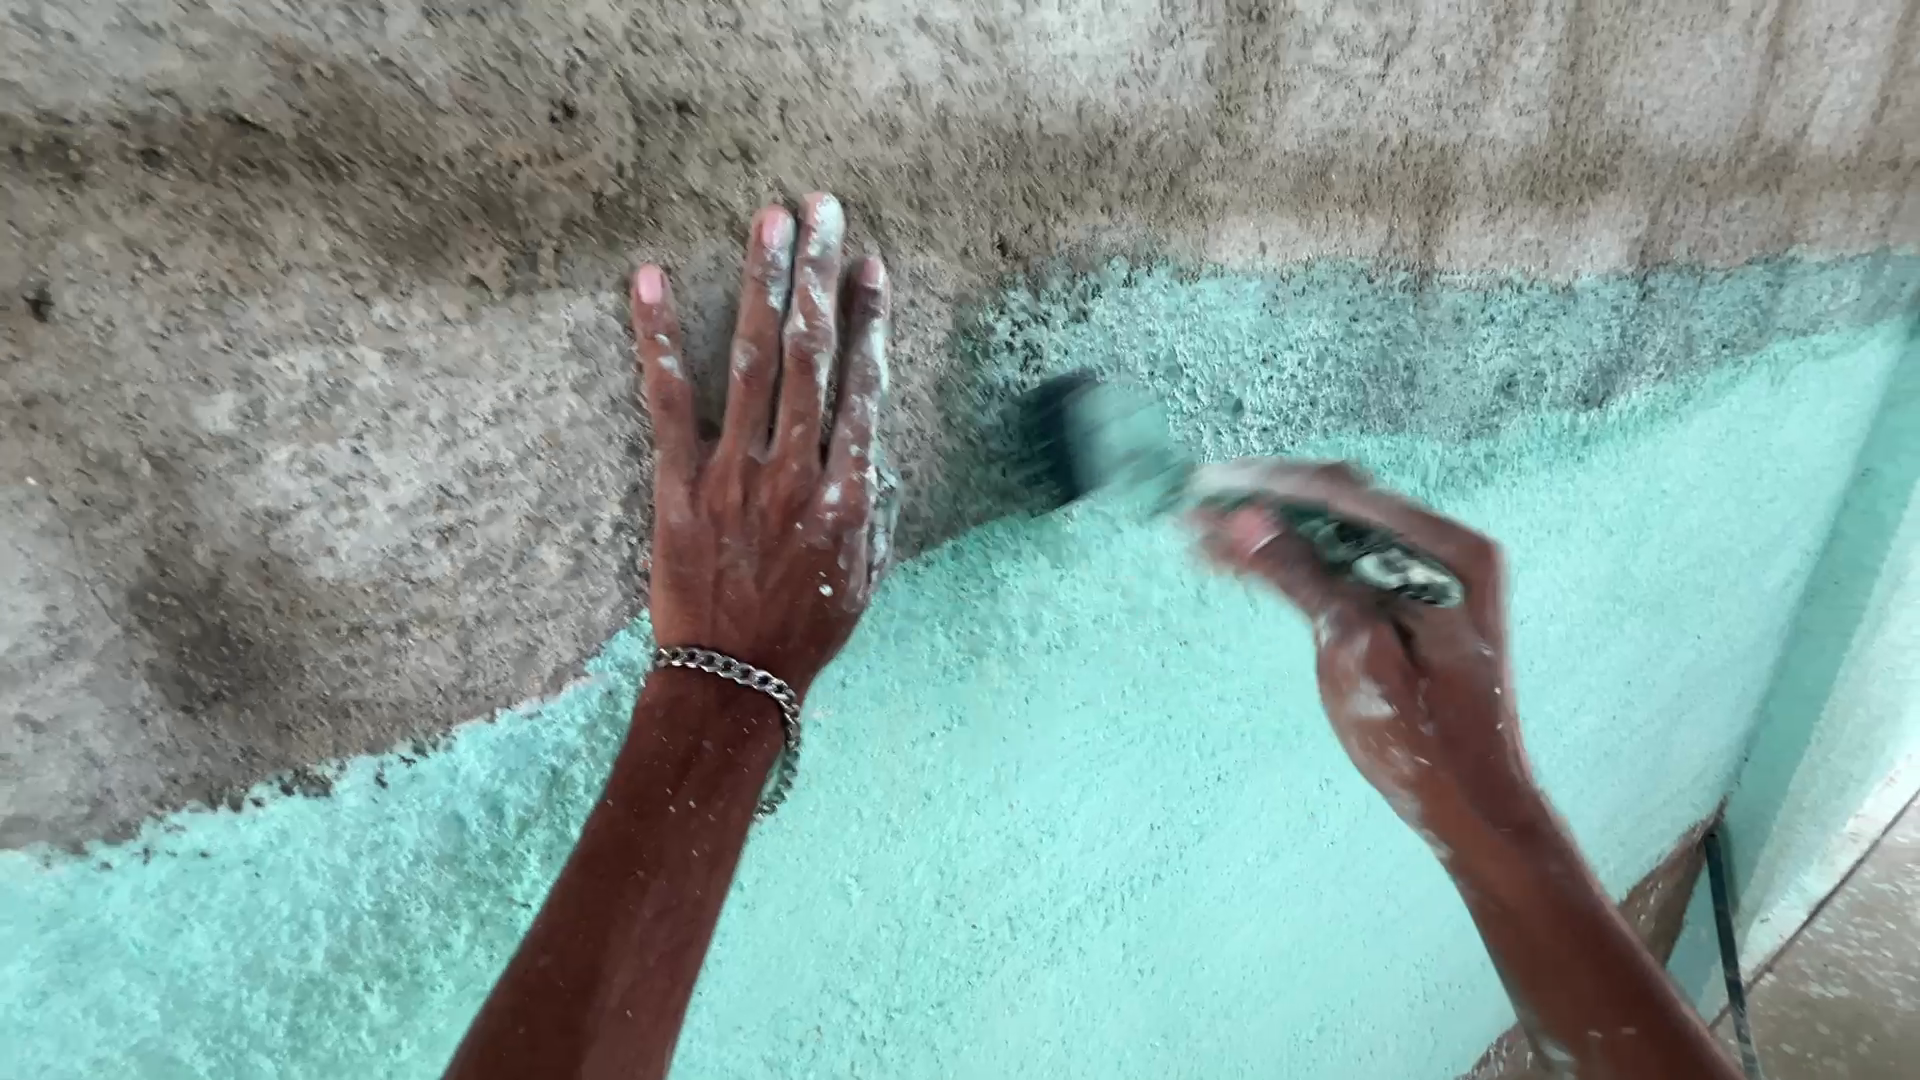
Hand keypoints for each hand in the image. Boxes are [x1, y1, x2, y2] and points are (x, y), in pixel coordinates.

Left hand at [629, 193, 894, 697]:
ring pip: (752, 362)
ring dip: (760, 284)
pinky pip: (667, 402)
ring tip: (767, 221)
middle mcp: (798, 471)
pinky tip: (647, 280)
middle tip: (822, 209)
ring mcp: (736, 474)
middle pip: (813, 355)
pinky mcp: (679, 486)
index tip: (870, 268)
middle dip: (819, 275)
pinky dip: (655, 338)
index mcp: (849, 495)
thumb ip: (878, 509)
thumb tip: (878, 453)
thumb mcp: (867, 576)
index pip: (865, 388)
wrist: (736, 678)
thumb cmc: (809, 630)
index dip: (871, 321)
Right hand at [1188, 461, 1539, 835]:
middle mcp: (1435, 548)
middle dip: (1258, 502)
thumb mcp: (1352, 650)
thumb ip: (1302, 576)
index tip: (1208, 484)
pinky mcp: (1395, 597)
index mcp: (1444, 551)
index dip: (1266, 484)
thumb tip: (1246, 519)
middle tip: (1195, 505)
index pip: (1340, 493)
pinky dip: (1281, 560)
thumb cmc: (1420, 736)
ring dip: (1262, 530)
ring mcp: (1417, 572)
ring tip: (1200, 532)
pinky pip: (1330, 562)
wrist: (1467, 799)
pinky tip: (1235, 561)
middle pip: (1331, 503)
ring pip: (1323, 531)